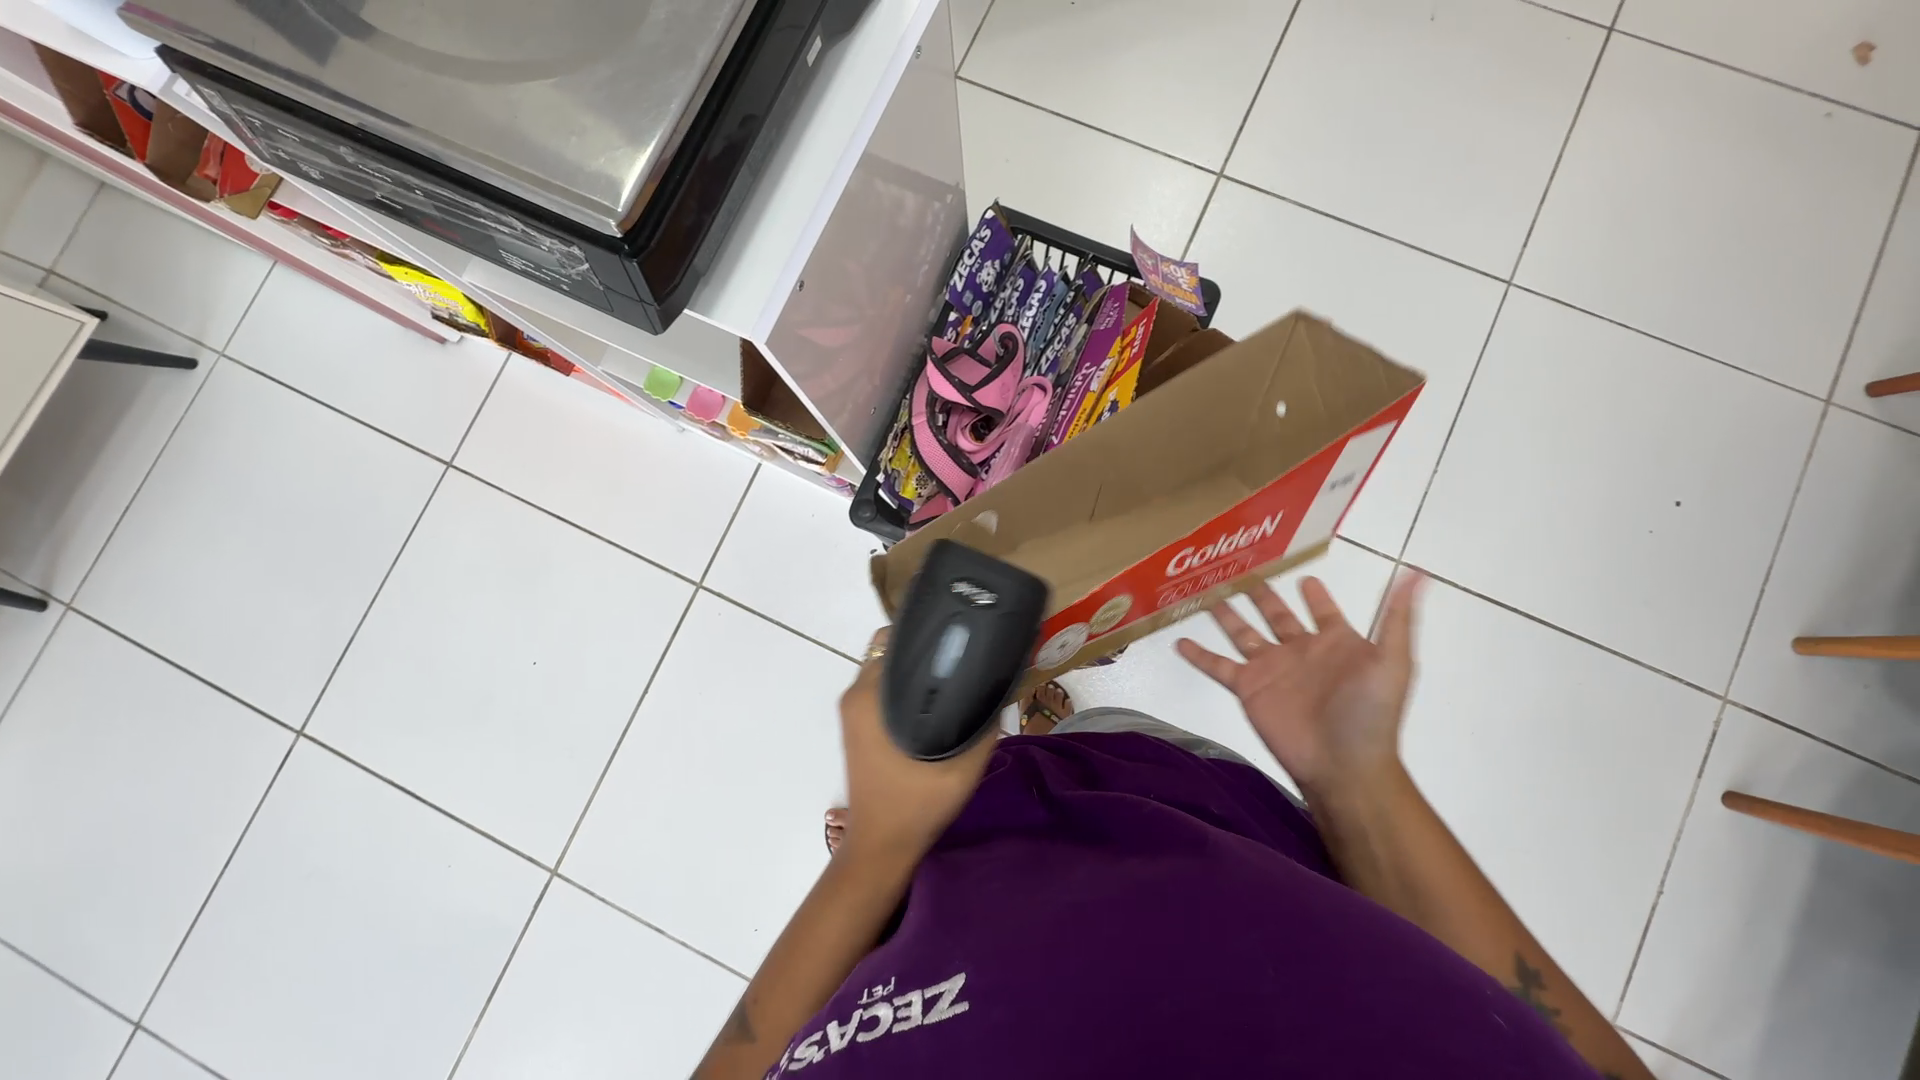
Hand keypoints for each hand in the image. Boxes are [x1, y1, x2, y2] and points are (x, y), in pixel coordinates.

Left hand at [837, 629, 995, 862]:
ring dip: (917, 668)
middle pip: (890, 651)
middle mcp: (856, 697)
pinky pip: (884, 691)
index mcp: (870, 698)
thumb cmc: (915, 806)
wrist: (882, 847)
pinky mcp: (860, 727)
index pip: (893, 640)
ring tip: (958, 673)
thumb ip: (984, 729)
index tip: (959, 631)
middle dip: (925, 647)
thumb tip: (1001, 693)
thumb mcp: (961, 769)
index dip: (926, 630)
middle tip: (966, 653)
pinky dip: (908, 686)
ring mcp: (854, 713)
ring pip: (887, 671)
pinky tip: (940, 699)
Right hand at [1175, 573, 1423, 798]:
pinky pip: (1218, 666)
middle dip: (1262, 594)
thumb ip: (1396, 618)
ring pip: (1243, 633)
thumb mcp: (1393, 661)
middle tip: (1243, 570)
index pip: (1323, 611)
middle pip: (1276, 614)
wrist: (1342, 763)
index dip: (1315, 594)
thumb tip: (1418, 573)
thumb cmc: (1370, 712)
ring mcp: (1271, 669)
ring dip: (1227, 614)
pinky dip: (1199, 654)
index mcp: (1335, 642)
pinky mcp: (1247, 688)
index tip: (1303, 574)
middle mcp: (1300, 650)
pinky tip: (1179, 640)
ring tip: (1209, 593)